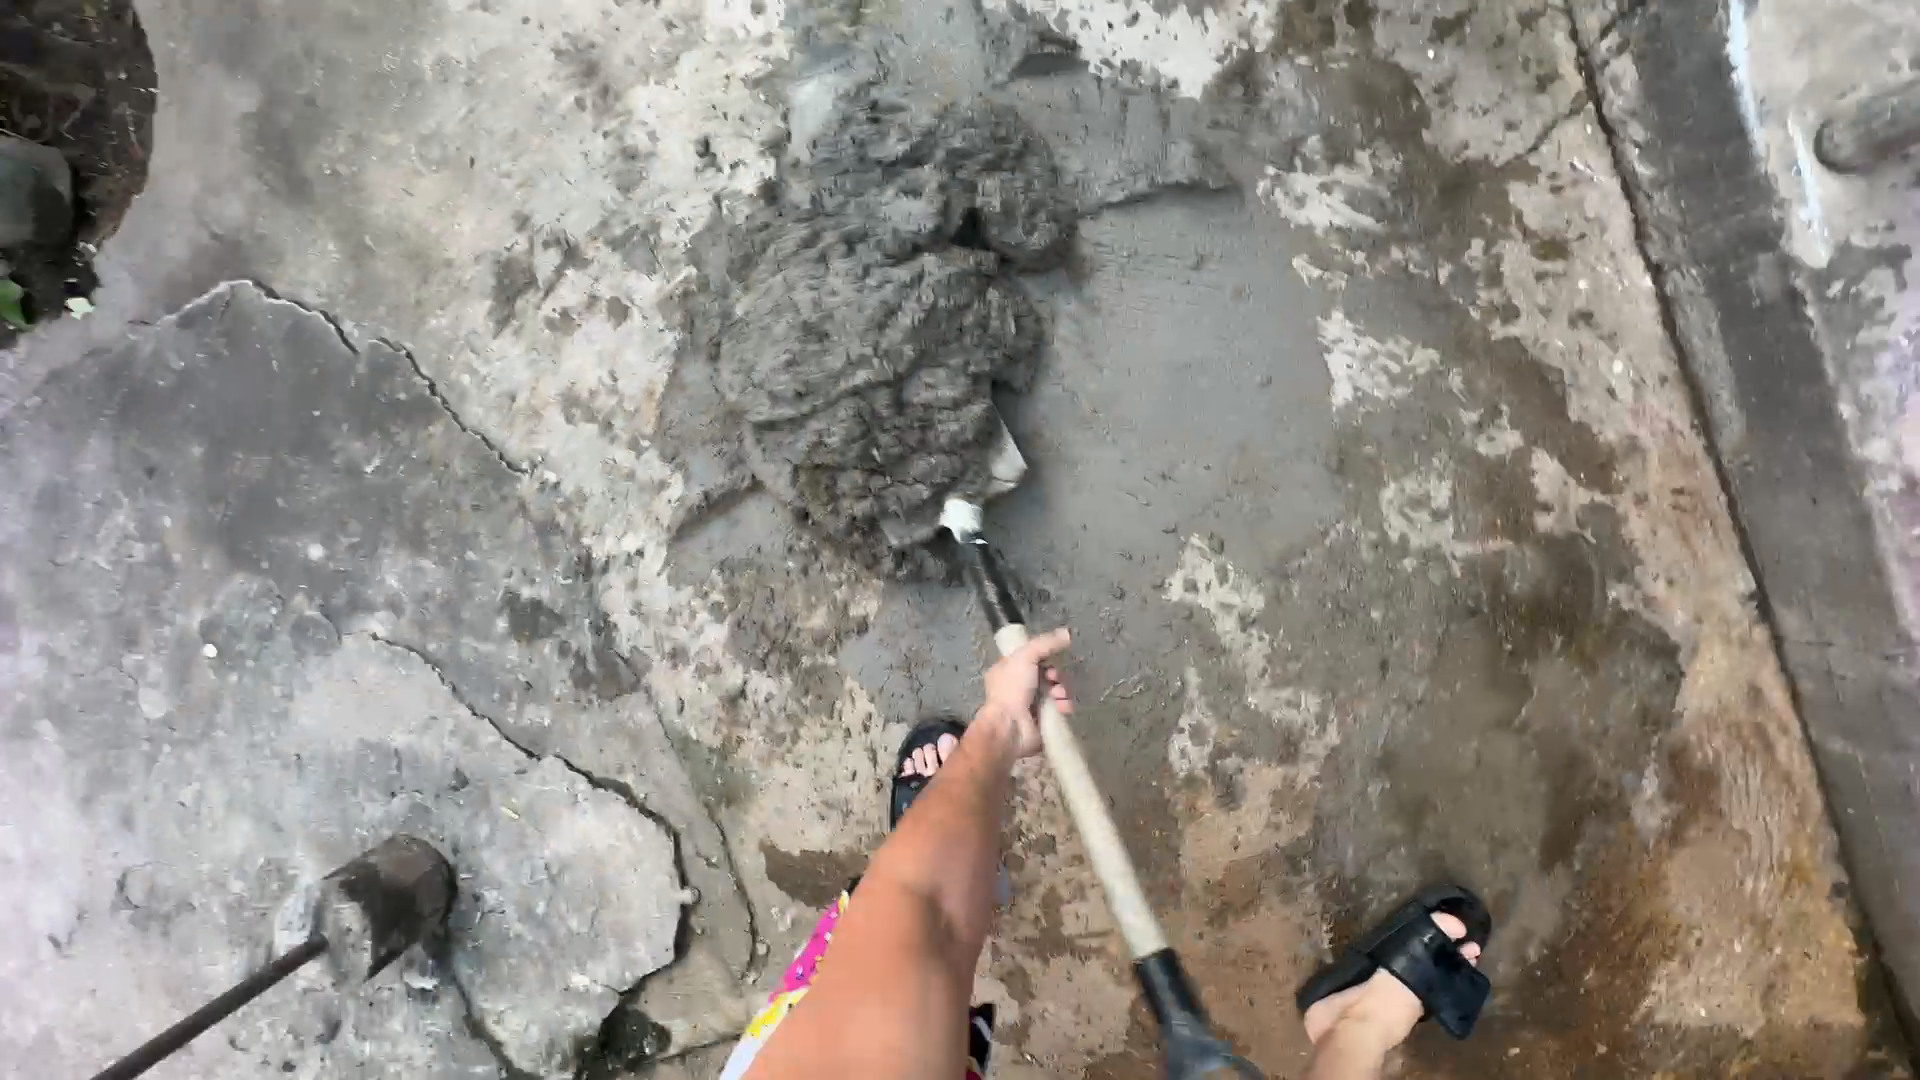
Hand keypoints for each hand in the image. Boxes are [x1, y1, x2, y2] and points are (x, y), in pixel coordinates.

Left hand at [978, 627, 1072, 758]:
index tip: (1053, 658)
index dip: (1043, 656)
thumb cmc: (1012, 689)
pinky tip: (1064, 708)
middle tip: (1055, 679)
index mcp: (1006, 670)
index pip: (1029, 658)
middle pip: (1044, 674)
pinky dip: (1063, 706)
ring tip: (1060, 696)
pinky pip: (1057, 708)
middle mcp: (1016, 687)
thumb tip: (1067, 633)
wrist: (1010, 727)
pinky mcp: (1041, 720)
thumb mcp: (1025, 657)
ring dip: (1062, 690)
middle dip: (1055, 675)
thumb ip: (1045, 643)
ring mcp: (1028, 705)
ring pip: (1053, 691)